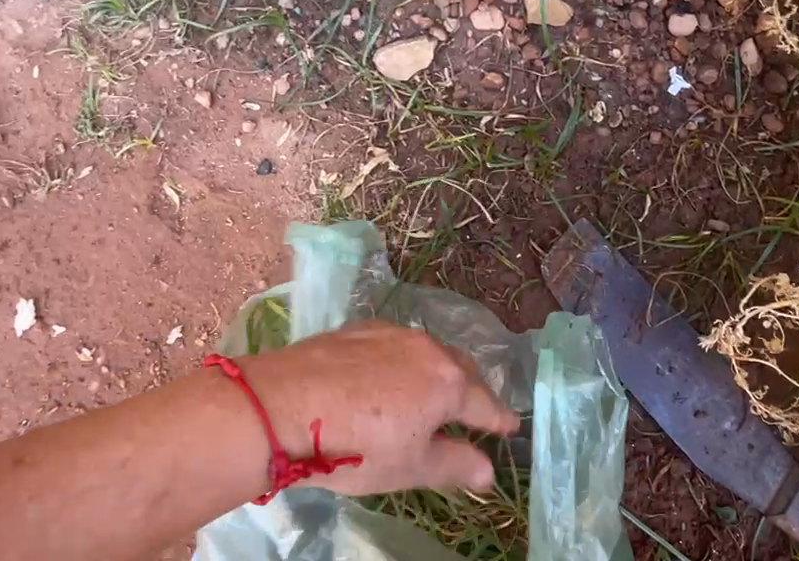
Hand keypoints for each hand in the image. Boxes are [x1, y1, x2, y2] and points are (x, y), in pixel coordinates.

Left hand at [234, 322, 519, 495]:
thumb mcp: (409, 468)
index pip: (484, 403)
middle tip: (475, 410)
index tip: (511, 426)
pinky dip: (405, 359)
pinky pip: (397, 343)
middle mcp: (429, 349)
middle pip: (462, 370)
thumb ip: (454, 465)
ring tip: (433, 391)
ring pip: (429, 351)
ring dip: (437, 371)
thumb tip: (489, 471)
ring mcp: (395, 333)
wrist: (287, 404)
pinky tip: (389, 375)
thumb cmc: (357, 447)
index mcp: (448, 384)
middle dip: (472, 390)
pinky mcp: (362, 328)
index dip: (499, 418)